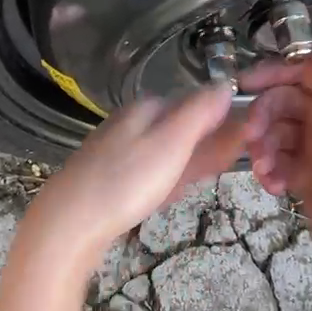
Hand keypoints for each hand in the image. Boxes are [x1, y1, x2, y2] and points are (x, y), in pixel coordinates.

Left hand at [0, 87, 246, 310]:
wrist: (68, 226)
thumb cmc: (125, 182)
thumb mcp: (171, 143)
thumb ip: (200, 113)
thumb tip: (225, 84)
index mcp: (146, 109)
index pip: (194, 105)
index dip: (220, 123)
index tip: (243, 144)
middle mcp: (130, 124)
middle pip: (179, 130)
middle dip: (205, 146)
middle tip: (226, 164)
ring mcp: (117, 153)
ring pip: (164, 154)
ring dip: (188, 165)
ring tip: (203, 178)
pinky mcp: (109, 182)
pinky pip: (148, 176)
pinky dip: (165, 182)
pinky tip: (170, 194)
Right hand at [240, 19, 311, 273]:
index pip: (306, 70)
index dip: (275, 73)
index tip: (245, 83)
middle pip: (286, 103)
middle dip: (264, 118)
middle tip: (250, 137)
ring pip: (279, 134)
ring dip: (265, 149)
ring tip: (264, 169)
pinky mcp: (310, 177)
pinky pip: (281, 163)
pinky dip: (273, 172)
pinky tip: (274, 186)